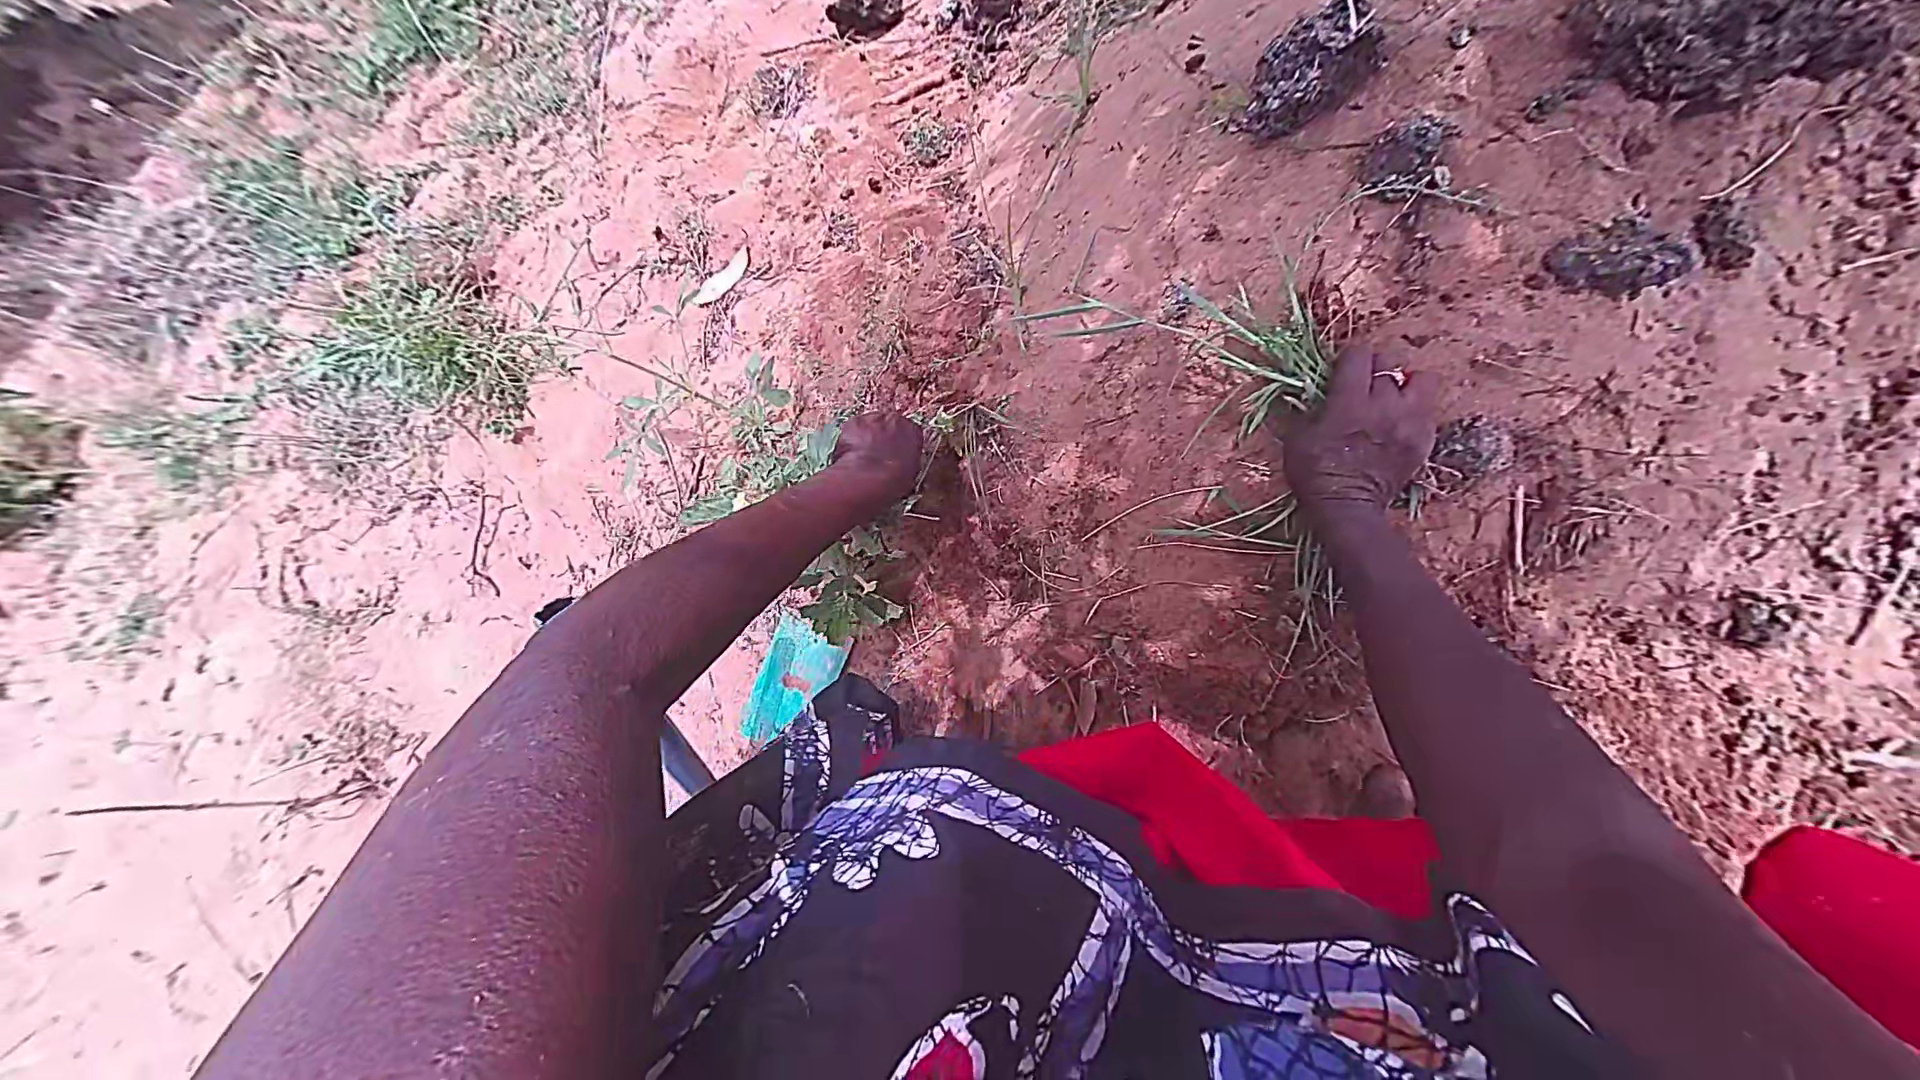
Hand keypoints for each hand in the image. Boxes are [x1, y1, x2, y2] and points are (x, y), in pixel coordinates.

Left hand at [831, 411, 924, 498]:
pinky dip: (851, 437)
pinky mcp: (855, 422)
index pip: (908, 431)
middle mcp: (895, 420)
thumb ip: (907, 459)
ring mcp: (874, 419)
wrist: (871, 477)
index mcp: (913, 431)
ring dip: (867, 436)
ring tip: (863, 455)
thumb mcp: (911, 471)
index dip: (899, 442)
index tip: (894, 451)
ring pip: (870, 424)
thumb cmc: (892, 479)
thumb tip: (901, 464)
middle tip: (877, 453)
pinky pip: (853, 427)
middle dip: (883, 436)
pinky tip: (852, 452)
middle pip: (888, 424)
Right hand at [1282, 345, 1435, 524]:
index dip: (1348, 357)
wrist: (1346, 508)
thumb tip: (1313, 389)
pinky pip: (1427, 409)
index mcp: (1350, 401)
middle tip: (1360, 385)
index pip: (1359, 354)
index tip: (1340, 369)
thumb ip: (1310, 407)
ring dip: (1404, 384)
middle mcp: (1385, 404)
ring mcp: (1410, 421)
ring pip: (1421, 380)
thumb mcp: (1297, 437)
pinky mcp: (1424, 438)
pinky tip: (1396, 424)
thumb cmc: (1313, 472)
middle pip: (1388, 364)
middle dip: (1373, 369)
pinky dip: (1413, 410)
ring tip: (1390, 398)